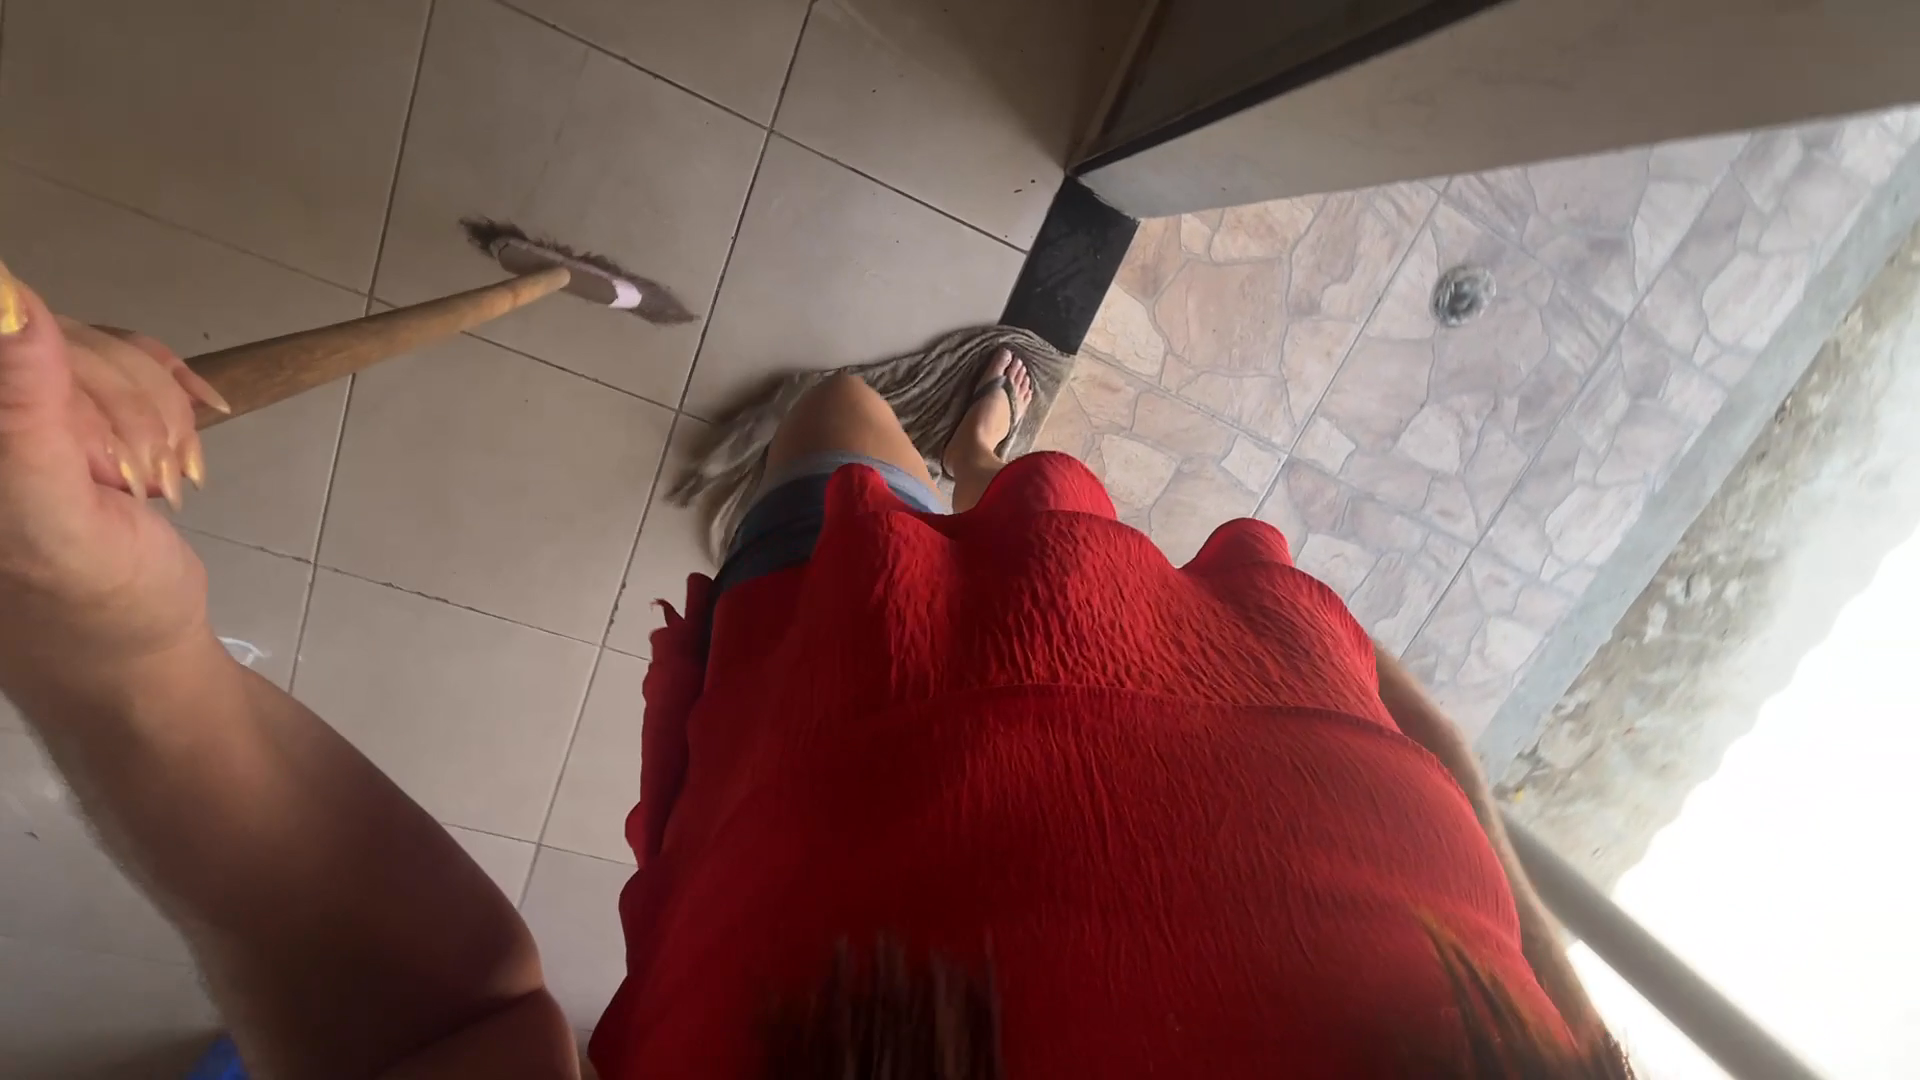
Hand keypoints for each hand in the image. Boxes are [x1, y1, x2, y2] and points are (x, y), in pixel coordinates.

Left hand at [0, 260, 231, 686]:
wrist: (131, 642)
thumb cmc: (94, 600)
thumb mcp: (53, 518)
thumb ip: (24, 416)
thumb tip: (13, 300)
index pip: (12, 334)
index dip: (72, 379)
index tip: (112, 466)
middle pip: (54, 338)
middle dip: (133, 409)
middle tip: (147, 483)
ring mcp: (20, 415)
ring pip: (98, 347)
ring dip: (161, 409)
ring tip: (165, 475)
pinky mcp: (64, 416)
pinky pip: (128, 358)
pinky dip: (176, 388)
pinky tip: (201, 417)